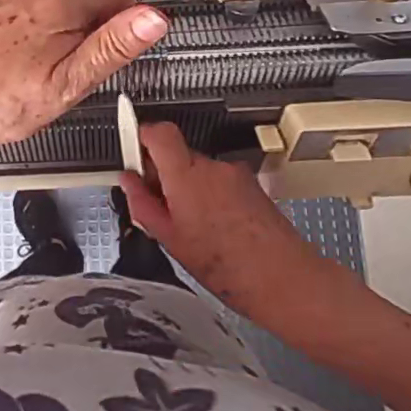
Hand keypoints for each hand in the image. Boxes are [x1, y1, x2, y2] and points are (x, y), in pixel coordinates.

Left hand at [0, 0, 167, 161]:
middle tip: (87, 52)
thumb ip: (114, 45)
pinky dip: (51, 8)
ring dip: (77, 7)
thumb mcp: (70, 83)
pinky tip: (39, 43)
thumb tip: (152, 18)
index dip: (123, 20)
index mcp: (57, 3)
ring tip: (61, 51)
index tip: (109, 47)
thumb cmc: (4, 105)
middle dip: (102, 9)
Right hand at [118, 122, 330, 315]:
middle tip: (160, 204)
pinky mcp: (250, 183)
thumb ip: (143, 204)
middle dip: (164, 174)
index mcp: (187, 176)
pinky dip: (211, 195)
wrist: (282, 277)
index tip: (134, 152)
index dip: (142, 136)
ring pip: (199, 170)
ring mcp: (235, 173)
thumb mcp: (170, 239)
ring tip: (192, 225)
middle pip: (178, 153)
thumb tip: (129, 183)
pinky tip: (214, 226)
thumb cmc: (229, 266)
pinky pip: (220, 180)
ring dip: (189, 188)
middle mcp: (213, 167)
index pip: (160, 132)